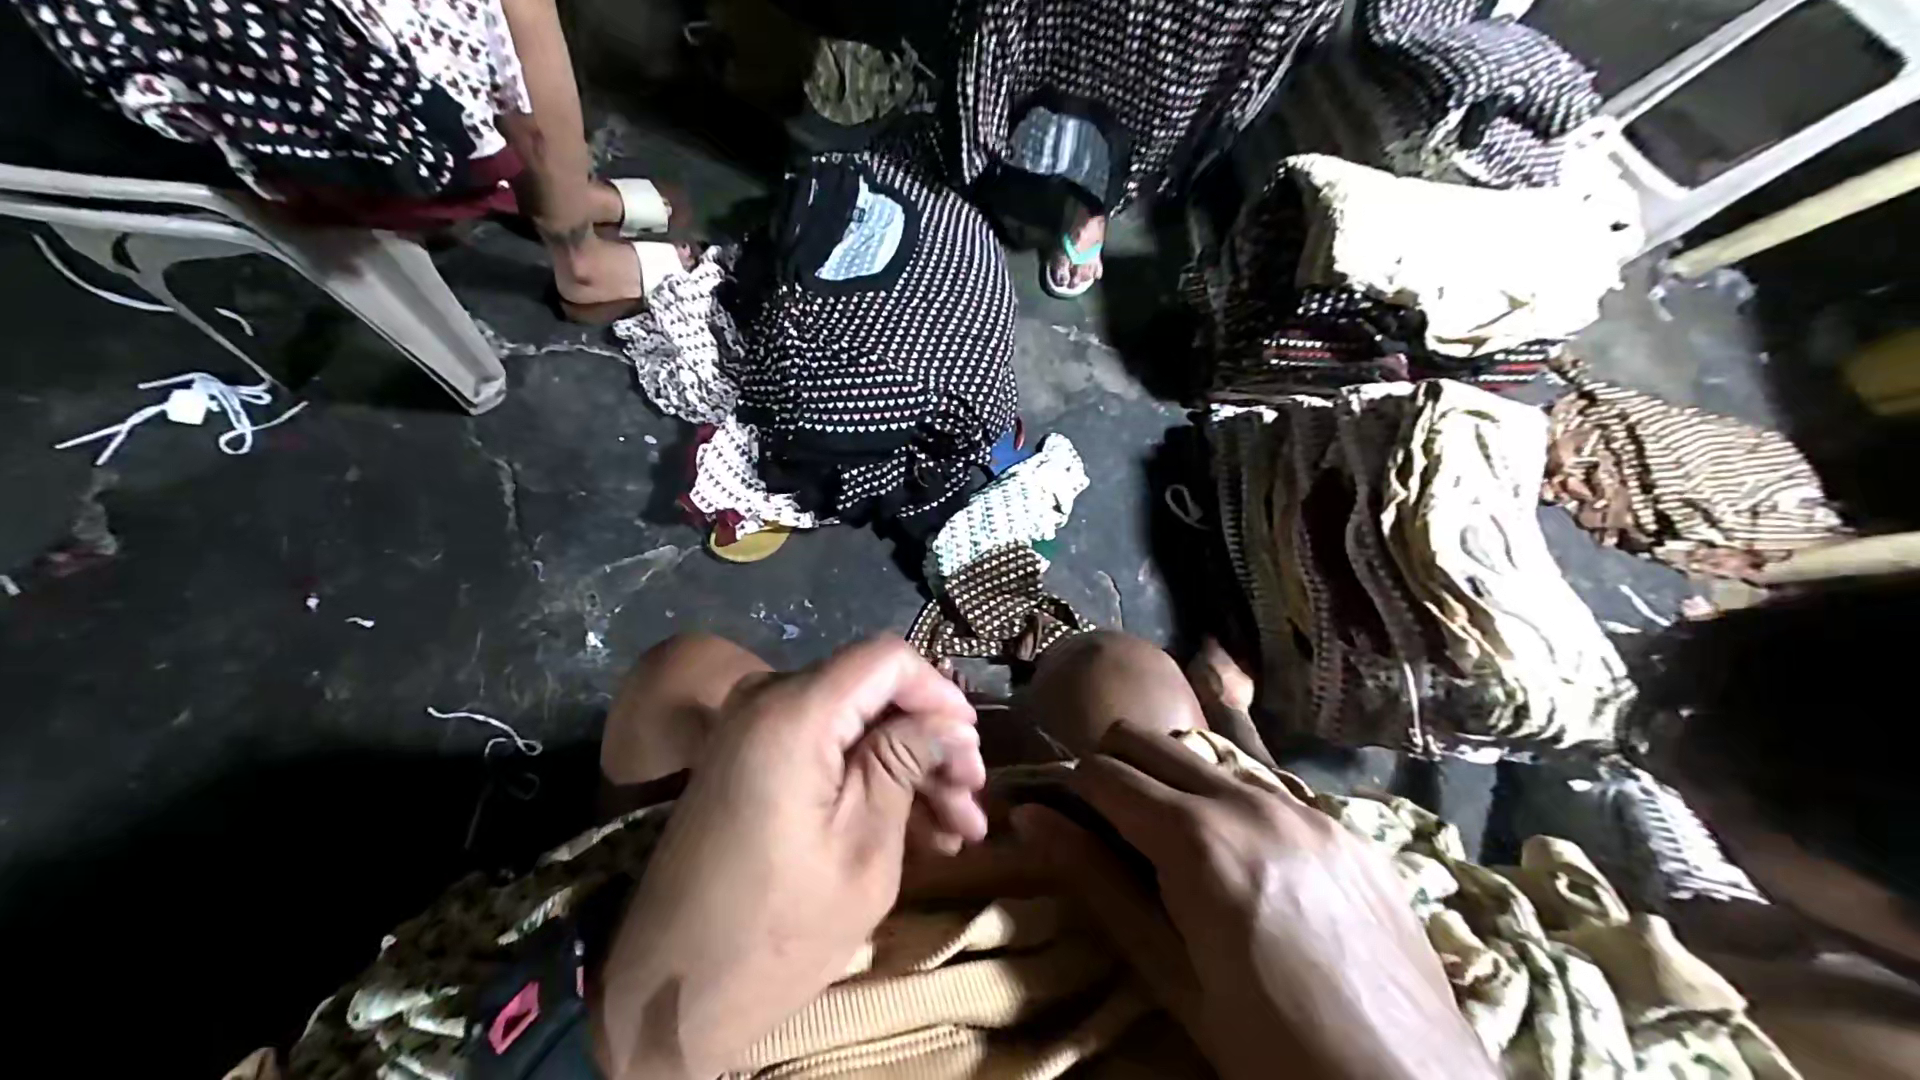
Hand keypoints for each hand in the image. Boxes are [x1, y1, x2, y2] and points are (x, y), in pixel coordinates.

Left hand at [596, 637, 986, 1079]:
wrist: (667, 992)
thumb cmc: (773, 932)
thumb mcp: (863, 850)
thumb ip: (906, 764)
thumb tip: (952, 722)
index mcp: (794, 713)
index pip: (887, 658)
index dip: (938, 692)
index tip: (971, 746)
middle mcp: (768, 699)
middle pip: (873, 691)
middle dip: (929, 740)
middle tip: (972, 800)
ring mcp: (754, 727)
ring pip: (855, 721)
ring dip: (907, 766)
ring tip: (956, 828)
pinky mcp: (751, 756)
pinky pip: (825, 745)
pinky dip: (868, 775)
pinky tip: (914, 826)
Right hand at [1013, 720, 1493, 1079]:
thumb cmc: (1270, 1054)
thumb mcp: (1168, 974)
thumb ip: (1096, 882)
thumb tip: (1030, 817)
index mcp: (1198, 842)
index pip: (1104, 773)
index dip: (1074, 790)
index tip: (1069, 819)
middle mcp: (1250, 802)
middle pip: (1147, 738)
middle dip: (1114, 766)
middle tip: (1112, 822)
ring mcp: (1307, 808)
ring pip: (1206, 756)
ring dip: (1173, 781)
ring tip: (1181, 846)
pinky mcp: (1348, 826)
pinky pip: (1265, 787)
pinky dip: (1231, 804)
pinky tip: (1248, 863)